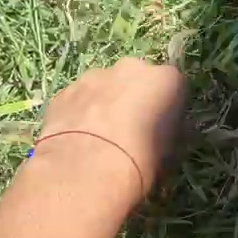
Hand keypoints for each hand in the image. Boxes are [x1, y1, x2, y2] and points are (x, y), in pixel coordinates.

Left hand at [28, 58, 186, 204]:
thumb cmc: (141, 159)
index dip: (168, 108)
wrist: (86, 169)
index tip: (163, 127)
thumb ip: (170, 132)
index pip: (173, 86)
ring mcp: (93, 76)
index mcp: (164, 79)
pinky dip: (80, 113)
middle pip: (136, 79)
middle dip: (134, 98)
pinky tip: (77, 139)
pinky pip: (78, 99)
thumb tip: (164, 132)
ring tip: (99, 137)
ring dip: (105, 103)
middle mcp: (130, 68)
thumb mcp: (171, 152)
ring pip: (104, 86)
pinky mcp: (64, 91)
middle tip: (130, 130)